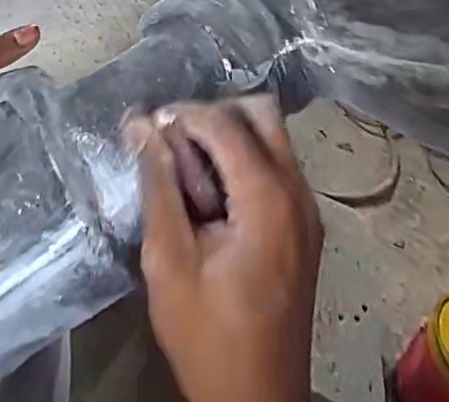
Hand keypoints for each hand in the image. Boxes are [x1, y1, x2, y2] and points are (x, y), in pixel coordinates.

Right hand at [130, 97, 322, 401]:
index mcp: (268, 200)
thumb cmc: (208, 336)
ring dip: (226, 135)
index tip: (148, 129)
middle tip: (173, 142)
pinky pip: (275, 164)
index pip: (225, 123)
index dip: (182, 115)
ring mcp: (308, 208)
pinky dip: (241, 158)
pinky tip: (209, 191)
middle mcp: (298, 193)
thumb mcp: (169, 259)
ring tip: (186, 168)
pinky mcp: (304, 224)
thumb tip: (140, 124)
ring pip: (270, 135)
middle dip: (212, 115)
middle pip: (260, 113)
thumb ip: (157, 183)